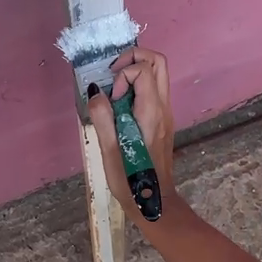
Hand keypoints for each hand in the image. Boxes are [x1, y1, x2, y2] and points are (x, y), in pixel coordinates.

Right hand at [84, 45, 178, 221]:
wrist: (156, 204)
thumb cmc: (131, 181)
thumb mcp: (110, 152)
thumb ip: (103, 118)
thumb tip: (96, 91)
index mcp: (151, 113)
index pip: (144, 70)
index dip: (124, 74)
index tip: (112, 96)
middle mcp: (163, 108)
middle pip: (158, 61)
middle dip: (133, 58)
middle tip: (113, 76)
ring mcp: (165, 113)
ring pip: (158, 73)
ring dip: (135, 70)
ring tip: (114, 89)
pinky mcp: (162, 120)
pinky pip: (154, 88)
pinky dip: (137, 84)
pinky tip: (120, 105)